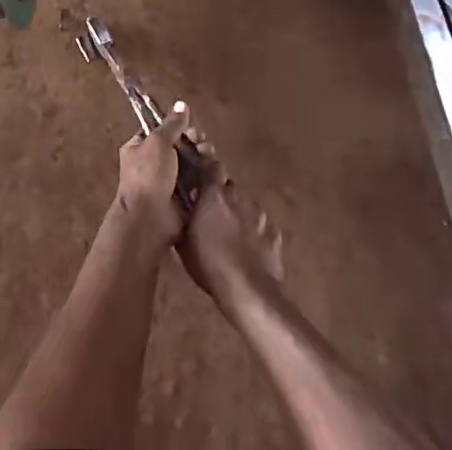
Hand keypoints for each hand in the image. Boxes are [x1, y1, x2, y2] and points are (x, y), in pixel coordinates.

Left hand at [115, 104, 195, 247]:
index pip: (163, 131)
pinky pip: (200, 181)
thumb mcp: (157, 142)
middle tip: (202, 144)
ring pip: (194, 162)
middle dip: (195, 142)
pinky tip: (215, 173)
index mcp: (141, 147)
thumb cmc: (148, 175)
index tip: (191, 127)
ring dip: (204, 158)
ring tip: (208, 158)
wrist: (149, 219)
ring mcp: (171, 181)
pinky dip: (209, 176)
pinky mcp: (186, 197)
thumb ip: (172, 123)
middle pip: (182, 145)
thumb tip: (182, 104)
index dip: (178, 127)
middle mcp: (155, 163)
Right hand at [180, 167, 284, 314]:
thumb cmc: (209, 263)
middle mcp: (237, 195)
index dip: (205, 162)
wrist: (248, 289)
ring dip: (237, 213)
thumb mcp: (183, 241)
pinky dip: (253, 231)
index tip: (199, 162)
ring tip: (230, 236)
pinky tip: (248, 248)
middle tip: (211, 214)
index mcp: (213, 193)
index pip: (210, 164)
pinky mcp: (274, 231)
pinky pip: (260, 225)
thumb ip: (182, 216)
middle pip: (227, 187)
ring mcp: (259, 212)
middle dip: (220, 196)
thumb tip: (177, 204)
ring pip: (244, 205)